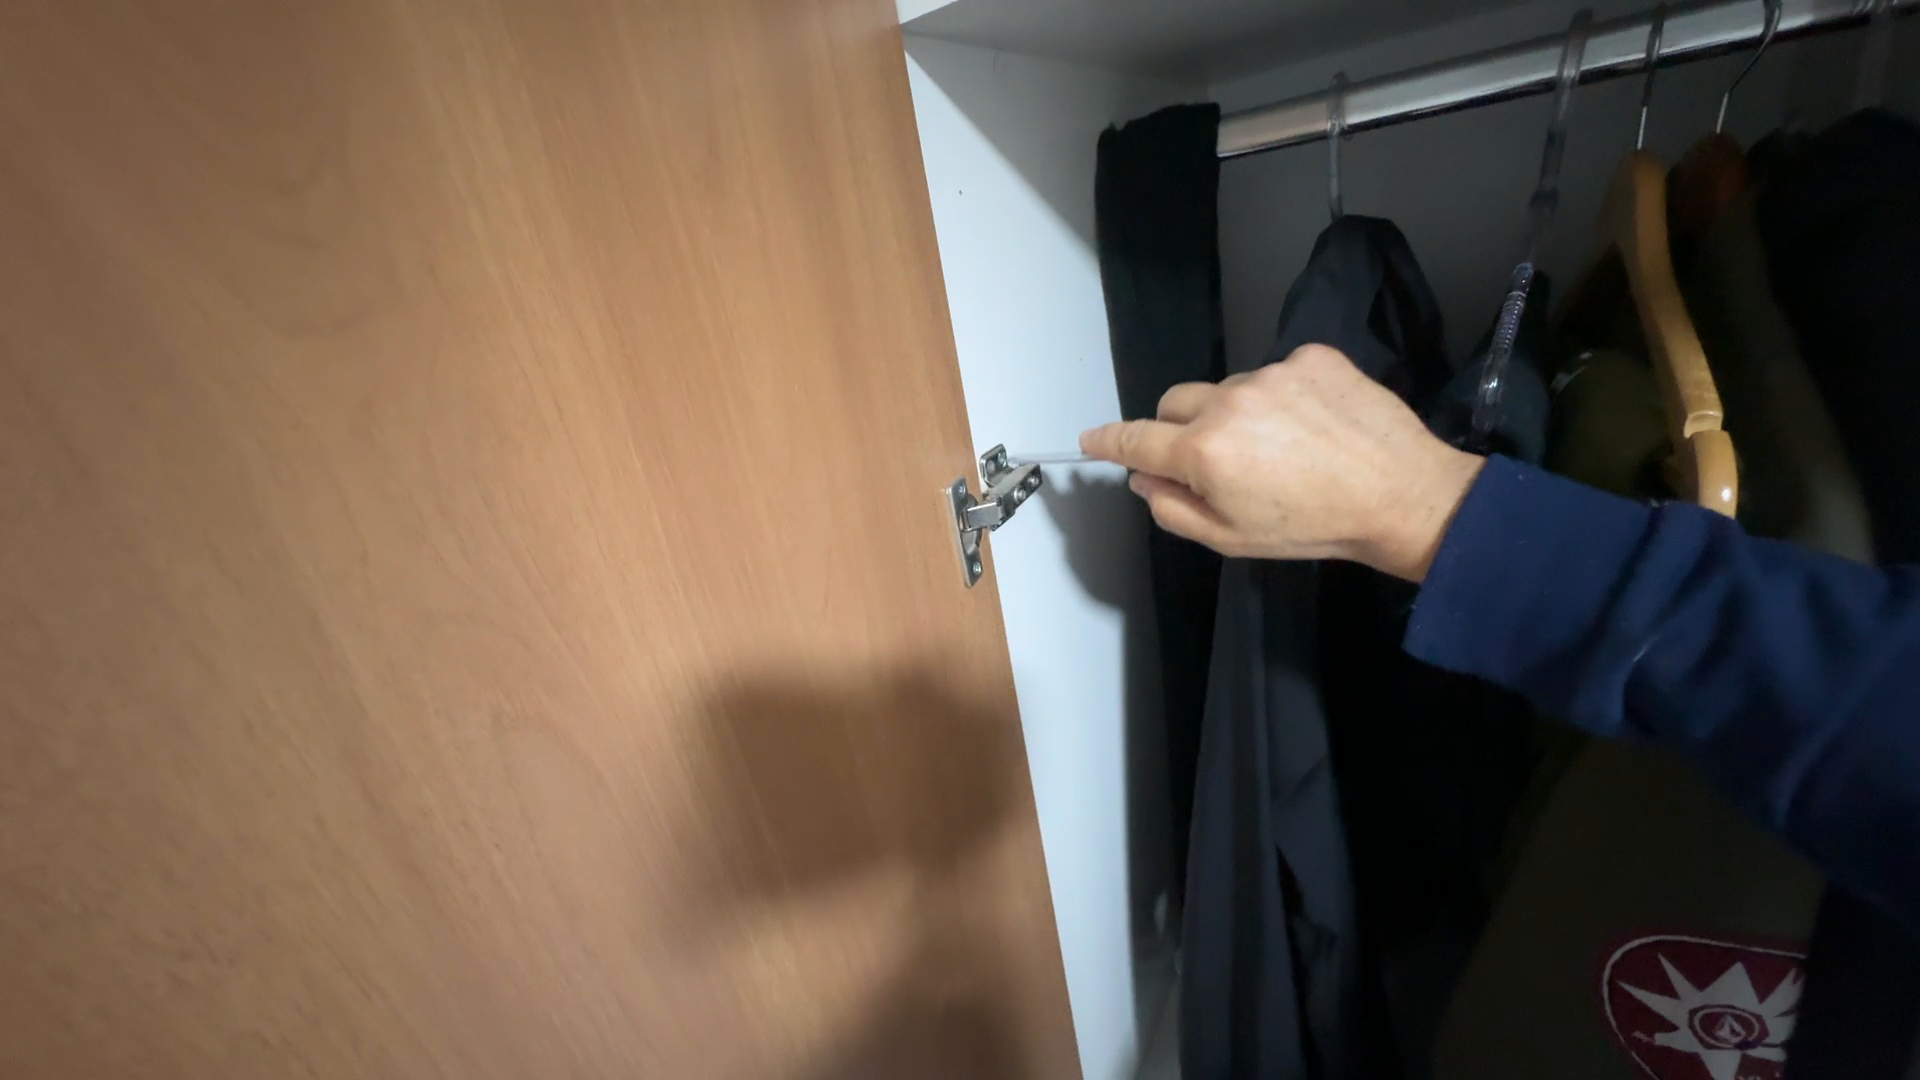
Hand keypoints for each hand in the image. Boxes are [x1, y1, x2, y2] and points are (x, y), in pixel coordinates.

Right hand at [1078, 344, 1485, 581]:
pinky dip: (1277, 397)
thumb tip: (1145, 478)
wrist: (1403, 496)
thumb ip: (1172, 509)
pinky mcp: (1312, 356)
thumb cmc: (1310, 528)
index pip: (1136, 438)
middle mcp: (1229, 402)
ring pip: (1224, 389)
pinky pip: (1273, 373)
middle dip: (1178, 428)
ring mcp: (1272, 373)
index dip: (1109, 440)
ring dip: (1233, 413)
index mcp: (1205, 452)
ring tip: (1279, 445)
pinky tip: (1308, 423)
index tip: (1092, 438)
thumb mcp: (1228, 538)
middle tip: (1213, 459)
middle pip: (1173, 402)